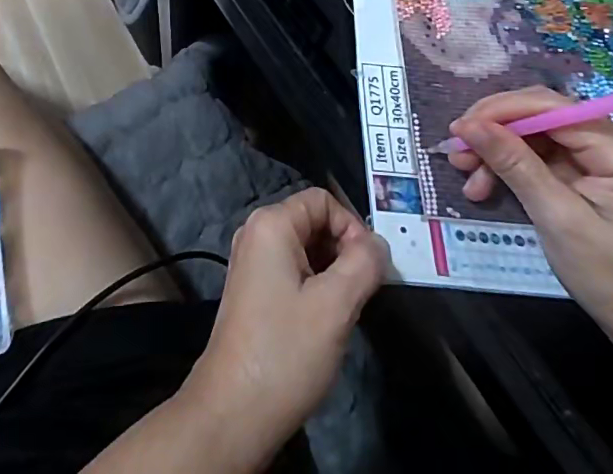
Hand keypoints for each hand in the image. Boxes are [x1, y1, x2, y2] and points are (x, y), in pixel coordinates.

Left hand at [187, 188, 388, 442]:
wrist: (234, 411)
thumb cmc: (286, 350)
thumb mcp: (336, 304)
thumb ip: (364, 264)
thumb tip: (378, 243)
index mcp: (271, 224)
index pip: (323, 201)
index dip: (352, 227)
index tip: (370, 267)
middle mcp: (256, 234)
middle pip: (314, 222)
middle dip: (345, 250)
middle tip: (364, 291)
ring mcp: (251, 263)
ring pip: (307, 250)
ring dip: (334, 272)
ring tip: (346, 309)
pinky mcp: (253, 290)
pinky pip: (293, 271)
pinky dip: (316, 286)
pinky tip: (326, 320)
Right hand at [449, 88, 612, 340]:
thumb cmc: (611, 280)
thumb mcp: (557, 219)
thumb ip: (515, 164)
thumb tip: (469, 125)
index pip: (554, 108)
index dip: (502, 112)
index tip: (459, 130)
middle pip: (545, 118)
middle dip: (497, 134)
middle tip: (457, 155)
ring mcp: (611, 159)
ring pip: (540, 138)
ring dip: (500, 153)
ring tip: (468, 178)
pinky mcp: (599, 175)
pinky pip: (548, 158)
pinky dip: (516, 169)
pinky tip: (488, 185)